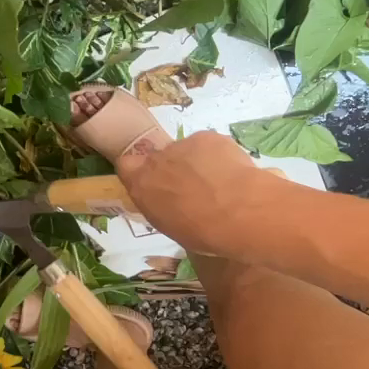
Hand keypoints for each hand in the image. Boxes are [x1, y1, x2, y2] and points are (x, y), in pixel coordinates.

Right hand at [115, 131, 284, 258]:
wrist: (241, 213)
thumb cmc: (203, 232)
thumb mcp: (170, 225)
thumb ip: (160, 204)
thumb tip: (169, 200)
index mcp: (141, 185)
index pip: (127, 166)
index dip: (139, 171)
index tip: (154, 183)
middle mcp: (155, 161)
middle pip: (158, 158)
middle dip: (172, 168)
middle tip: (194, 187)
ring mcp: (181, 145)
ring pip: (186, 150)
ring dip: (197, 162)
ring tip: (220, 182)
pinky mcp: (207, 137)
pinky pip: (208, 144)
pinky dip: (218, 154)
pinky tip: (233, 172)